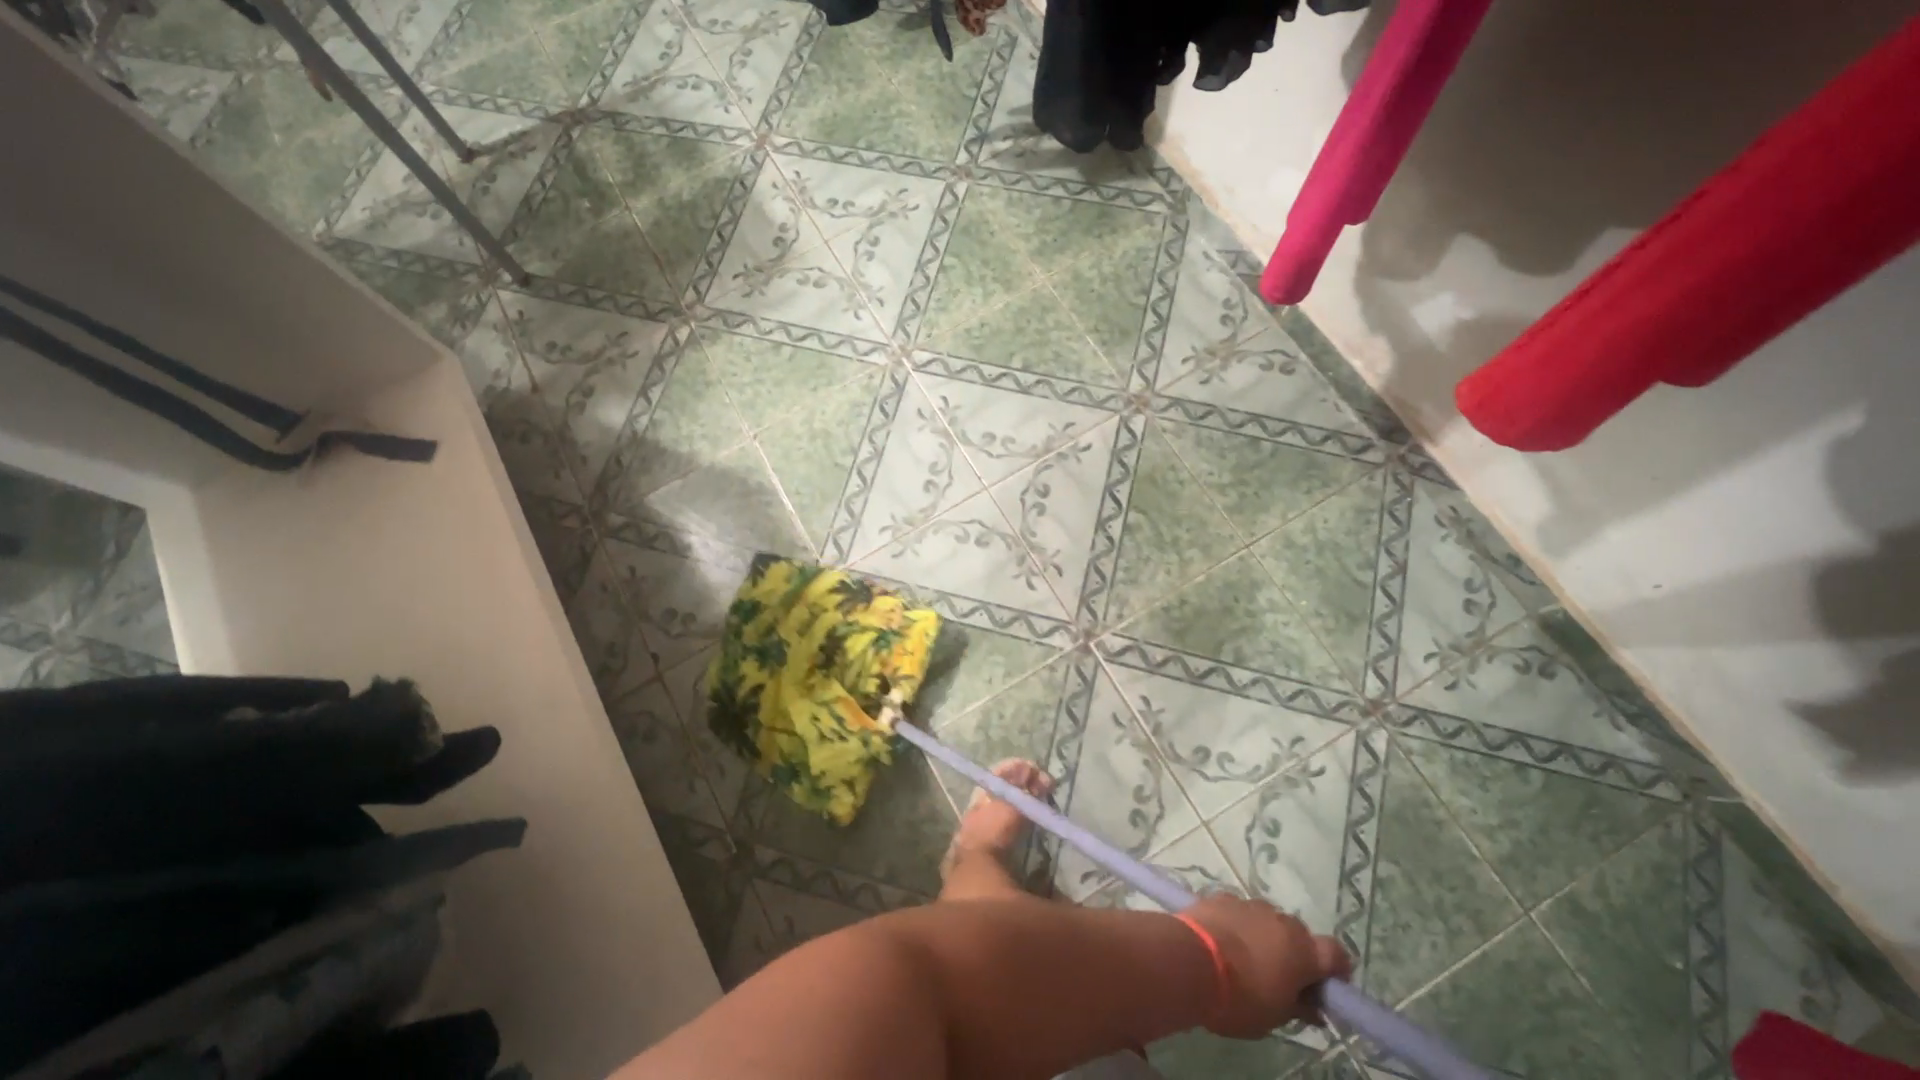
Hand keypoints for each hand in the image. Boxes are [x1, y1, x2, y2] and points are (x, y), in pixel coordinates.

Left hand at [1182, 894, 1351, 1038]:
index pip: (1336, 954)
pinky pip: (1237, 911)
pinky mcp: (1221, 896)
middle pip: (1298, 935)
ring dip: (1262, 936)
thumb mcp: (1274, 1017)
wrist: (1188, 963)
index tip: (1324, 986)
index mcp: (1304, 951)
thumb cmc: (1239, 998)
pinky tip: (1219, 940)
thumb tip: (1314, 1008)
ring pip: (1266, 920)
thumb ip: (1298, 1008)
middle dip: (1293, 953)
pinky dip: (1234, 923)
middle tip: (1277, 977)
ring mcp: (1250, 904)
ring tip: (1241, 958)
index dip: (1335, 970)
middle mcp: (1282, 921)